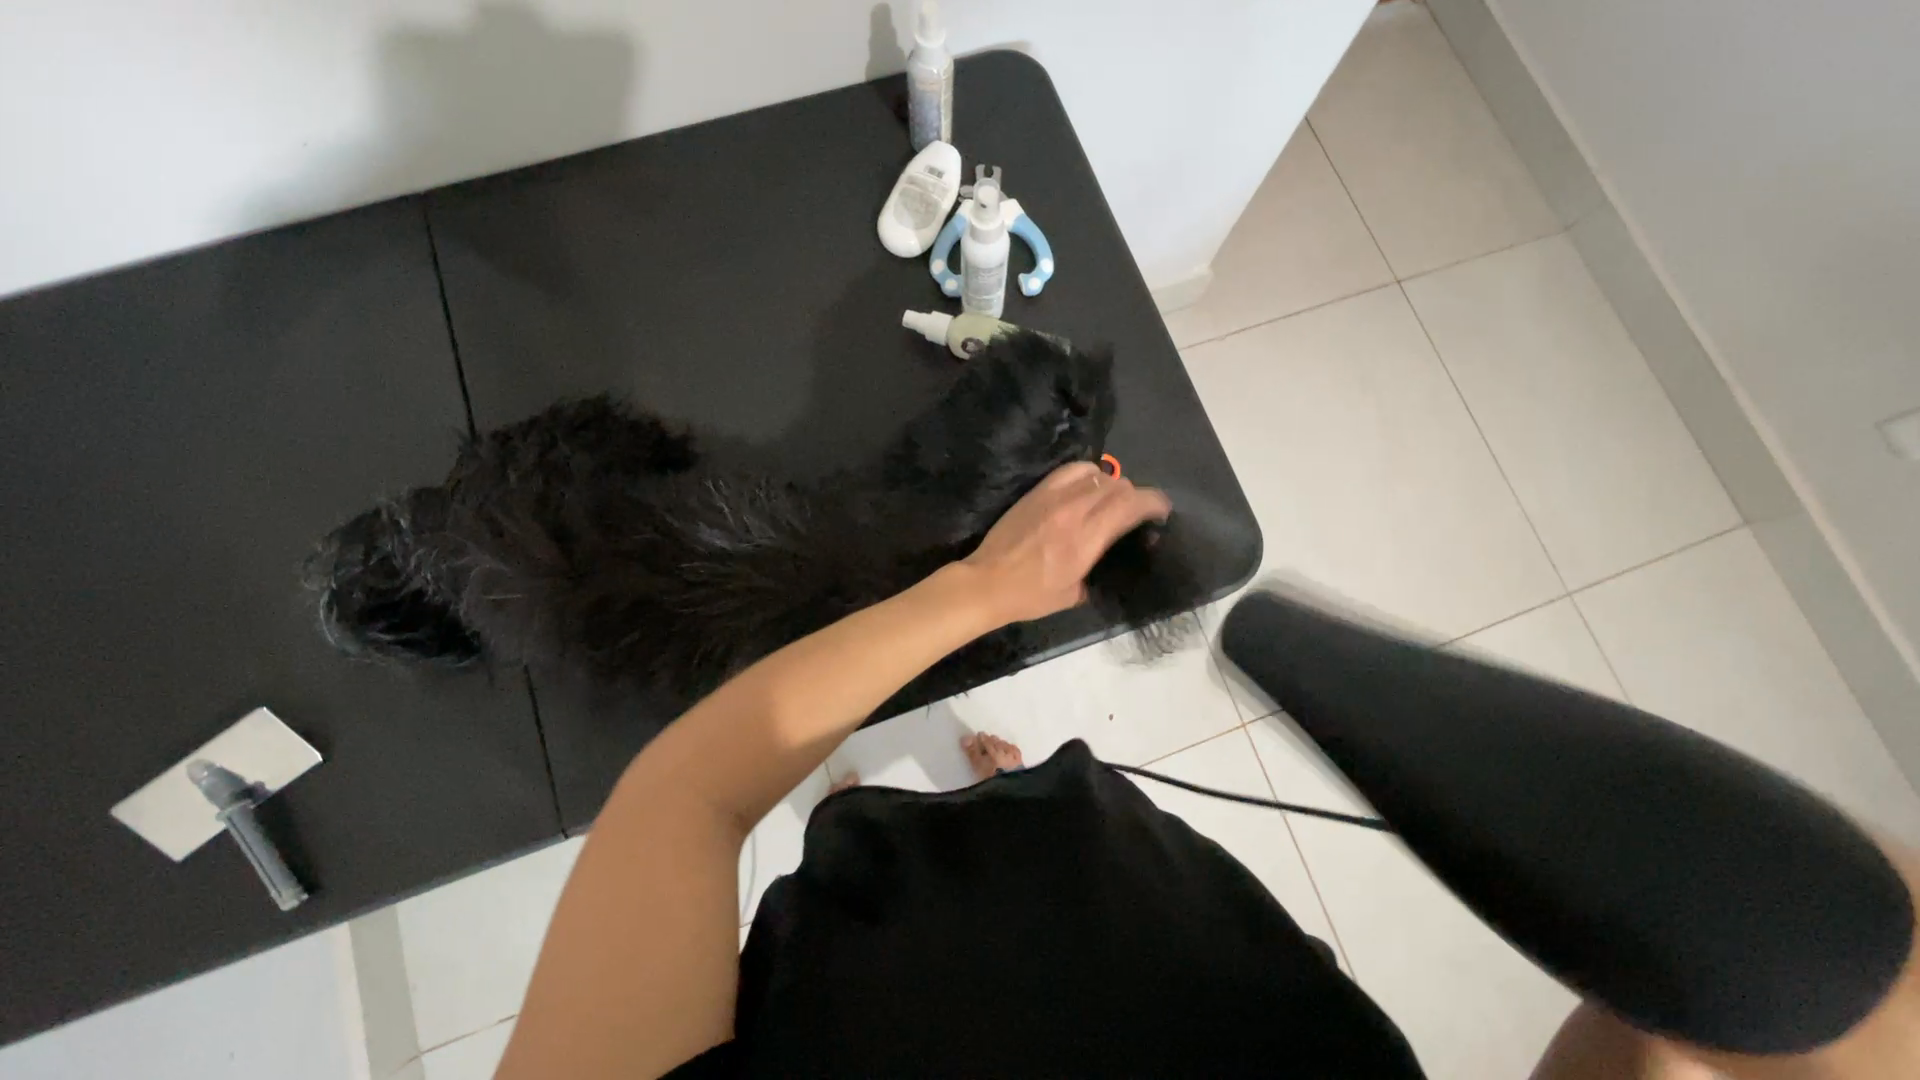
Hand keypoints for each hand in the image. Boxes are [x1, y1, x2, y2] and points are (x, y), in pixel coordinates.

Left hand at [960, 461, 1171, 625]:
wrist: (987, 583)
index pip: (1131, 505)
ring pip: (1098, 474)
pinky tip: (1088, 486)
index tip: (1162, 511)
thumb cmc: (1031, 596)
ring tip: (1110, 500)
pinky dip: (1088, 473)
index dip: (1155, 503)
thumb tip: (1113, 557)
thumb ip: (1099, 569)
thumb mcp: (1075, 593)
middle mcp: (1074, 511)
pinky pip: (1071, 470)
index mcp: (1087, 539)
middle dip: (1136, 497)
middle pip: (1119, 486)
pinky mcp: (1037, 491)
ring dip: (1112, 485)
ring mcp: (1054, 497)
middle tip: (1135, 513)